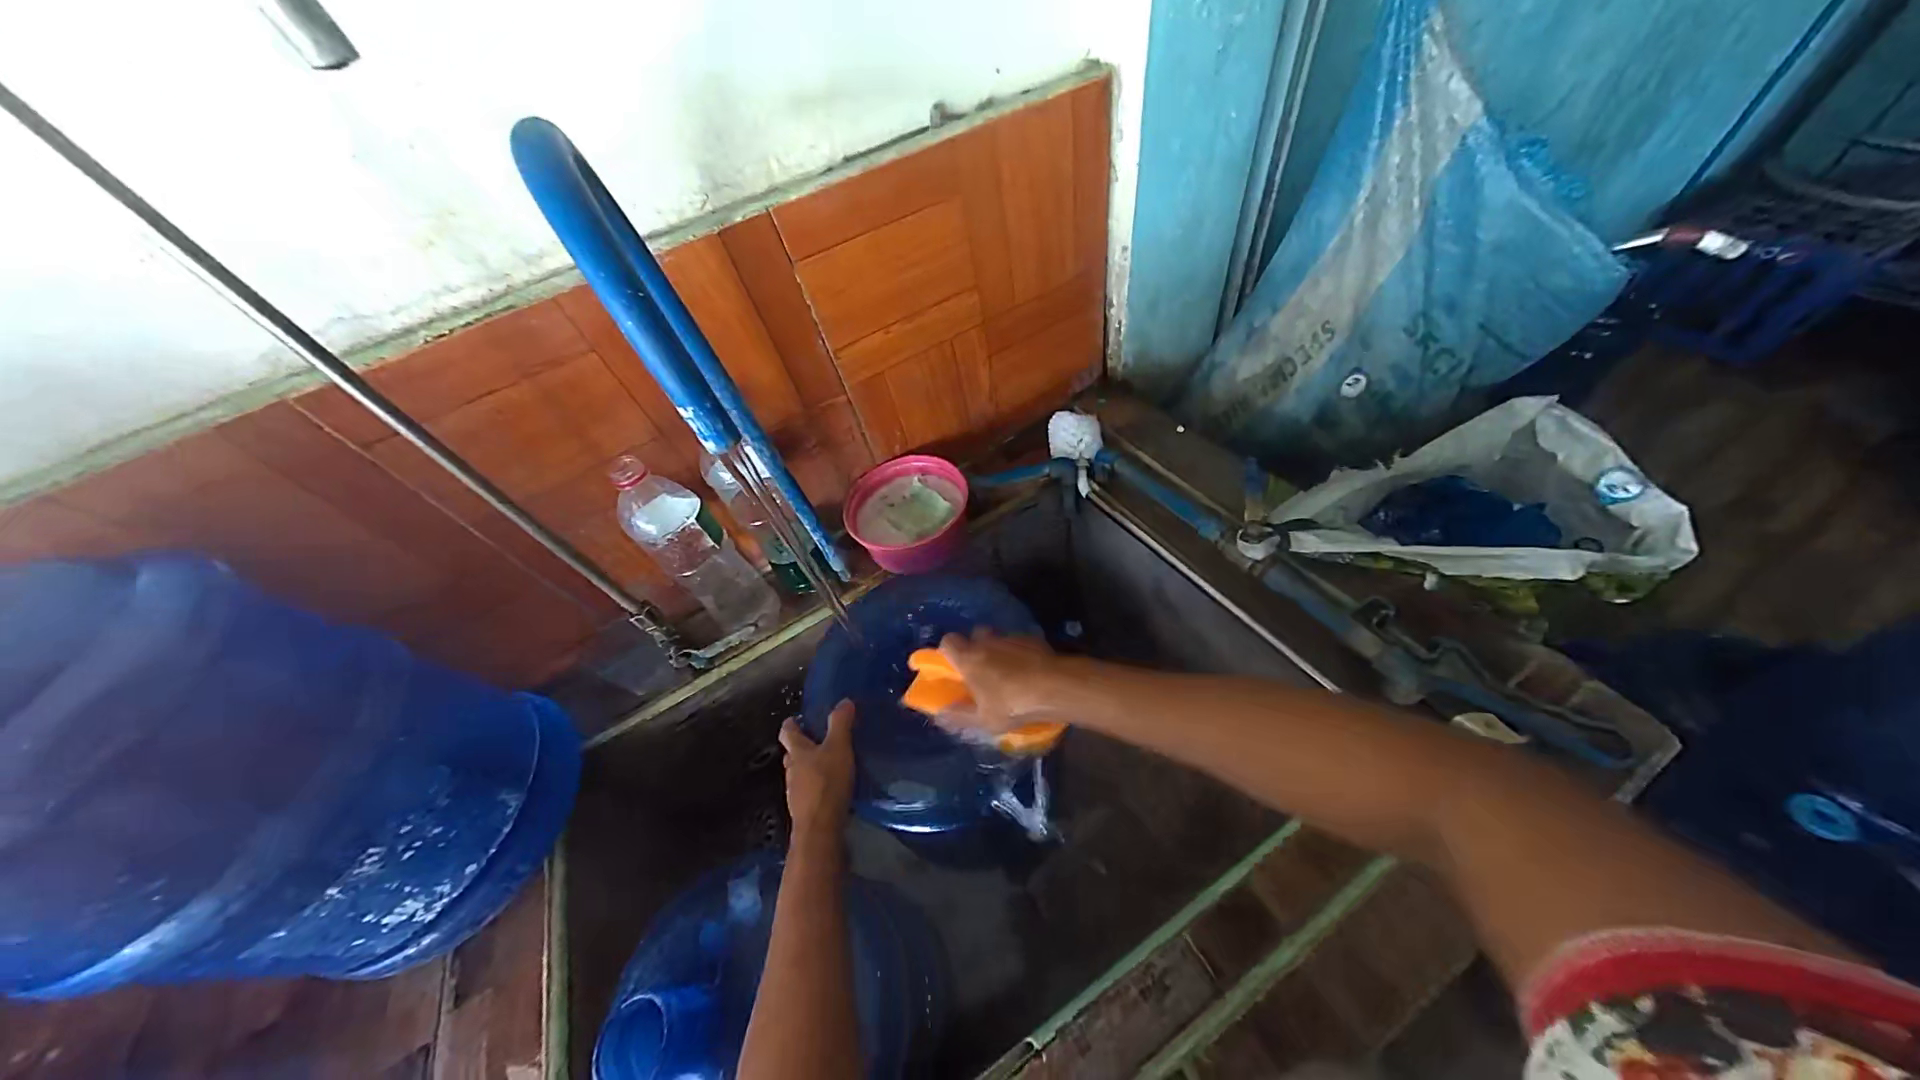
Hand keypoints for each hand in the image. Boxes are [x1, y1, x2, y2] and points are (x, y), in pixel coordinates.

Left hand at [779, 701, 855, 848]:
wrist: (820, 829)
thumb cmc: (827, 783)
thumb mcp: (838, 748)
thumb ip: (841, 724)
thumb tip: (844, 701)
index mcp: (797, 752)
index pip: (788, 733)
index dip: (791, 724)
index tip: (795, 718)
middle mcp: (792, 771)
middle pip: (792, 754)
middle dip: (801, 747)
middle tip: (816, 740)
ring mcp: (796, 793)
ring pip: (799, 774)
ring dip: (809, 768)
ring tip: (827, 764)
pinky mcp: (805, 810)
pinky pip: (809, 792)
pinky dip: (816, 787)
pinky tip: (831, 789)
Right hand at [933, 629, 1060, 736]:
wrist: (1055, 687)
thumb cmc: (1012, 705)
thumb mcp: (984, 720)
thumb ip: (960, 715)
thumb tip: (941, 713)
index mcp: (969, 658)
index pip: (948, 641)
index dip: (948, 650)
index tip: (954, 665)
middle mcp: (987, 642)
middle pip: (975, 634)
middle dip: (975, 647)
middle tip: (981, 669)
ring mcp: (1012, 638)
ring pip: (999, 638)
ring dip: (998, 650)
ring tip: (1008, 672)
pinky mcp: (1034, 640)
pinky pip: (1019, 643)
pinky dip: (1019, 653)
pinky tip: (1028, 670)